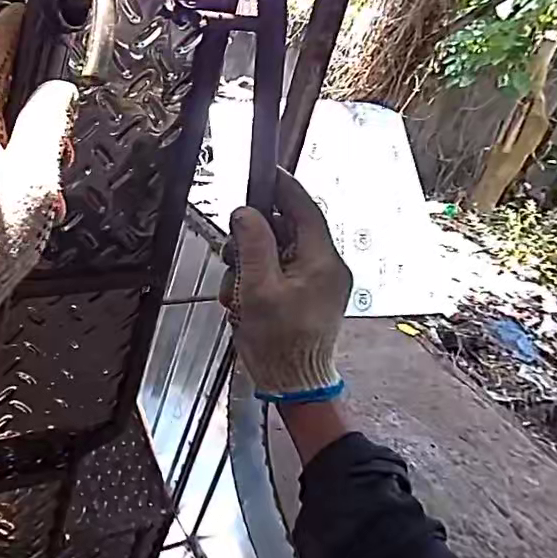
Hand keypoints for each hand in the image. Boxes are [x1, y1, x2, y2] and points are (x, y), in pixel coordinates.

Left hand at [0, 2, 77, 341]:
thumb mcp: (35, 173)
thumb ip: (47, 123)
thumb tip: (56, 91)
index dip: (7, 31)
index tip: (21, 13)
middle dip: (34, 108)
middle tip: (61, 133)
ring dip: (30, 146)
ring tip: (52, 181)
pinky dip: (16, 167)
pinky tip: (36, 198)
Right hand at [221, 169, 352, 403]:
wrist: (293, 384)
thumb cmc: (281, 342)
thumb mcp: (259, 289)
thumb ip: (253, 246)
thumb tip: (246, 212)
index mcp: (323, 262)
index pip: (306, 210)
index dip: (285, 188)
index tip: (267, 173)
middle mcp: (325, 268)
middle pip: (286, 231)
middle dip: (254, 240)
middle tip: (231, 254)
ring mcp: (317, 283)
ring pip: (276, 253)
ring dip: (249, 266)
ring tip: (237, 293)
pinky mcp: (305, 296)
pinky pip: (277, 273)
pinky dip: (255, 281)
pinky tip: (244, 303)